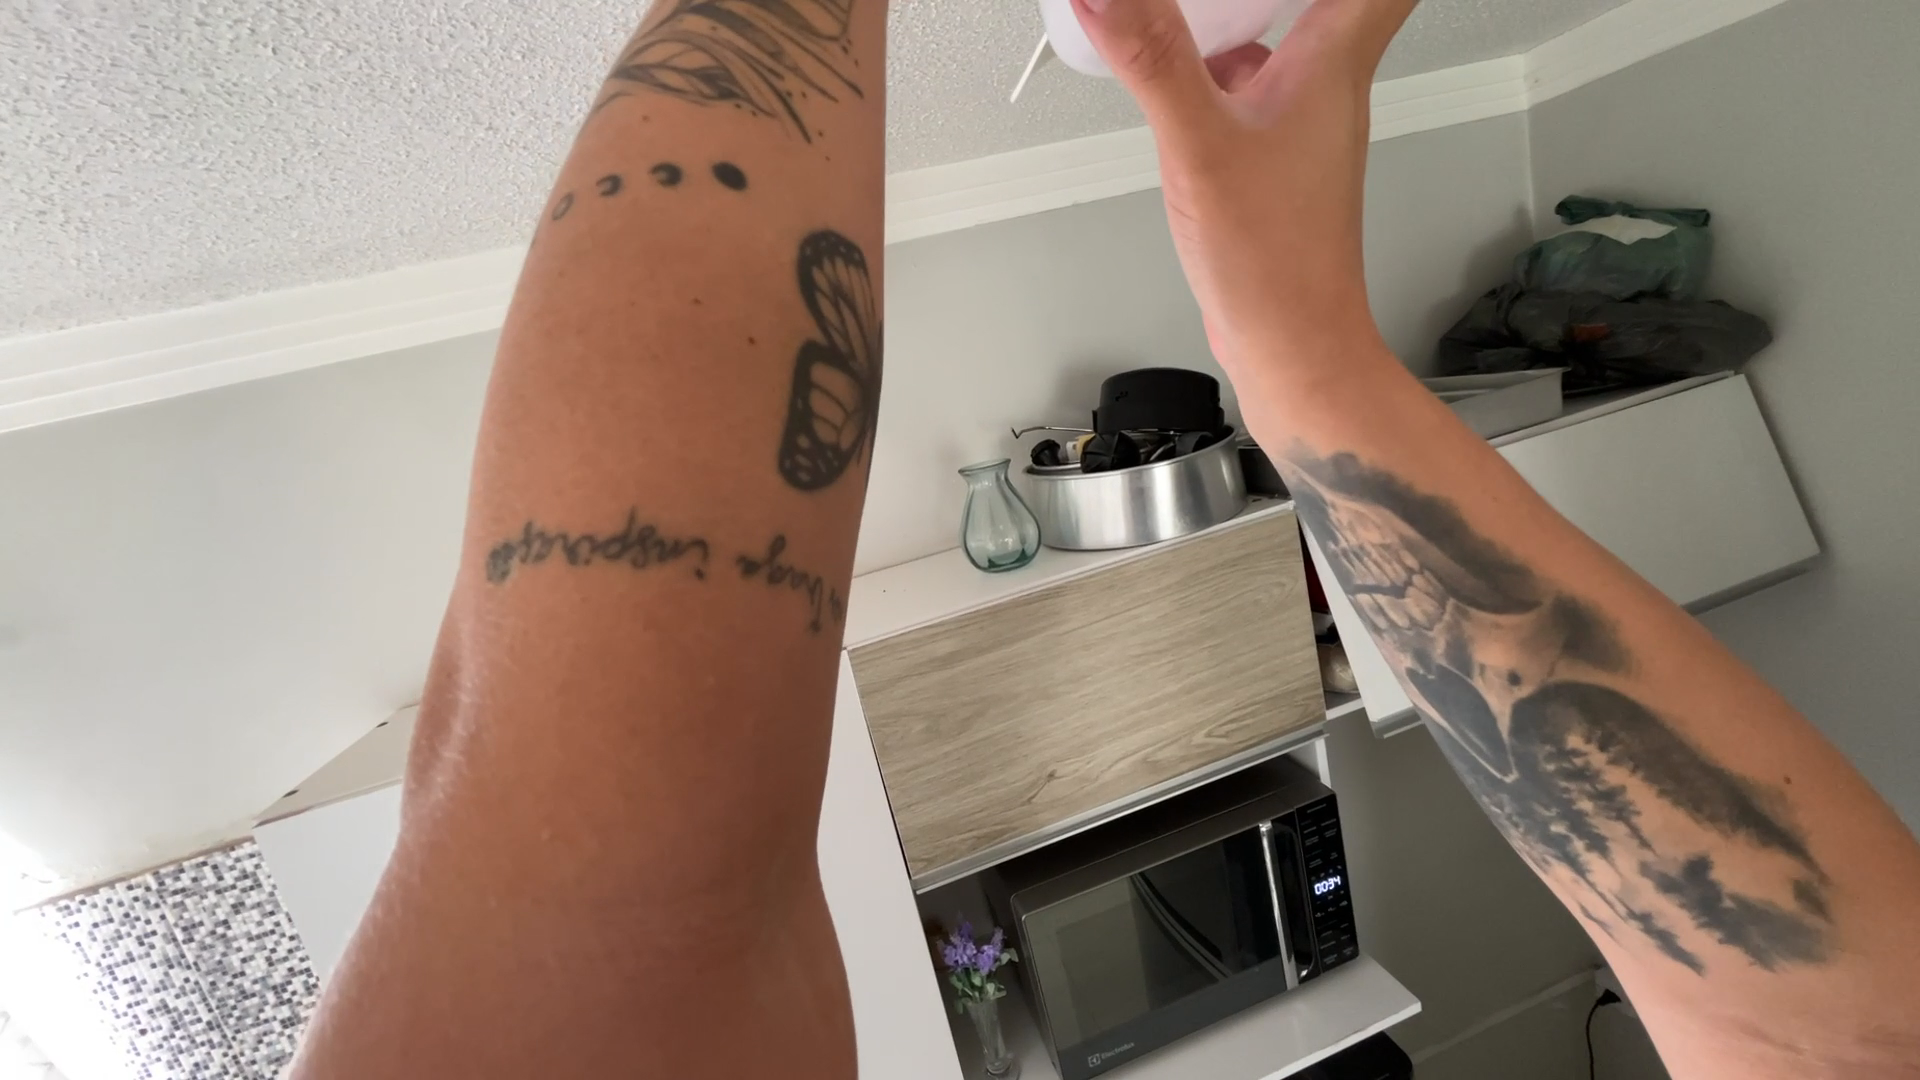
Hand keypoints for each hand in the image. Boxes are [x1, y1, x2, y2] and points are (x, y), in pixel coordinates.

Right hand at [1072, 0, 1416, 372]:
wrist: (1288, 342)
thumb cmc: (1270, 260)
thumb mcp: (1200, 146)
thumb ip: (1154, 60)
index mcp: (1330, 60)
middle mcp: (1325, 87)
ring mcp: (1299, 130)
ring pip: (1287, 44)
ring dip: (1248, 15)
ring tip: (1188, 9)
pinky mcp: (1272, 168)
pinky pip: (1253, 96)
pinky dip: (1222, 75)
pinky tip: (1182, 86)